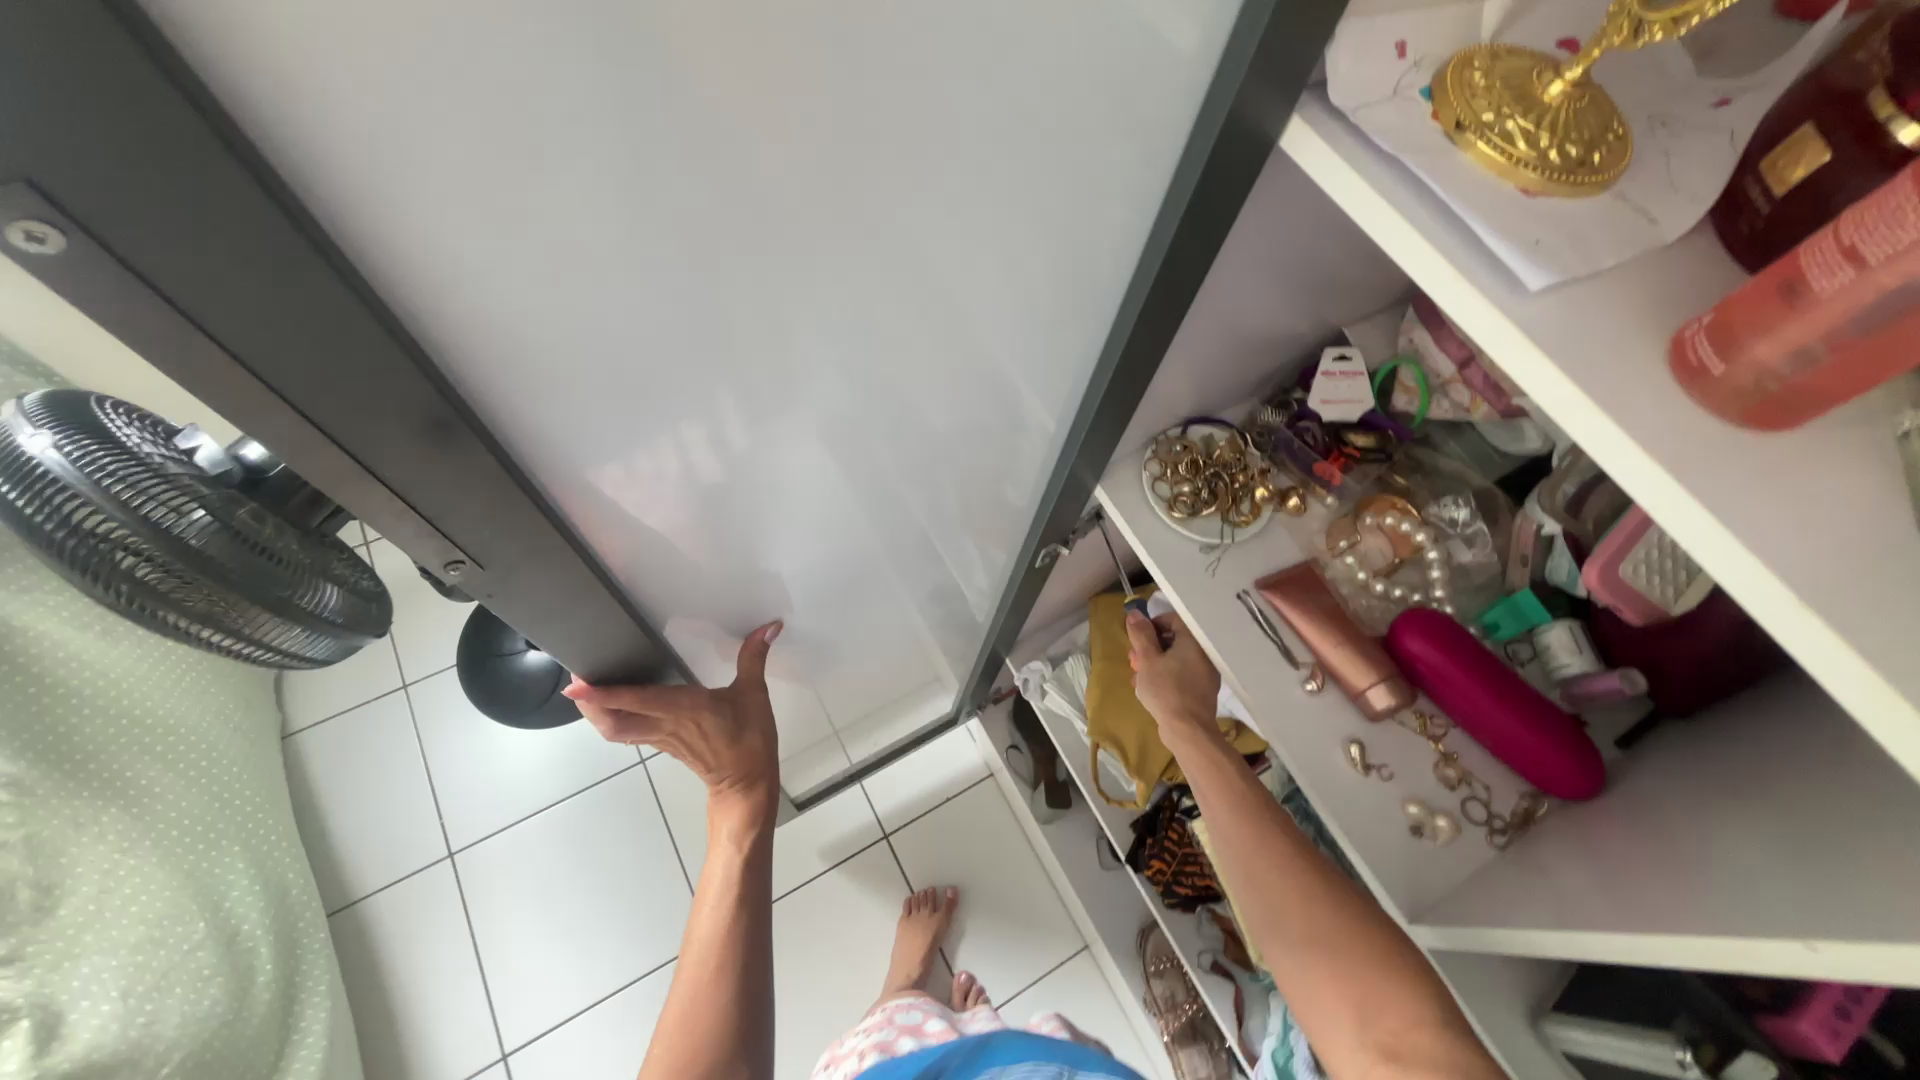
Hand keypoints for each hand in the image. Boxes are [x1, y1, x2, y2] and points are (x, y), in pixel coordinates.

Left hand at [564, 620, 783, 816]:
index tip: (574, 682)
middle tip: (575, 680)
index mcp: (683, 708)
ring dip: (596, 714)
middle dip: (588, 705)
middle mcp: (664, 724)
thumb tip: (769, 626)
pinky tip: (613, 708)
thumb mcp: (755, 694)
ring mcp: (661, 737)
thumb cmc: (749, 740)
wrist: (746, 784)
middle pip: (611, 721)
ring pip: (615, 730)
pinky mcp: (664, 745)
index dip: (601, 693)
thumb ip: (755, 657)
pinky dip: (614, 720)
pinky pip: (629, 733)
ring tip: (586, 692)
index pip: (634, 699)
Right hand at [1125, 611, 1220, 744]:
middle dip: (1150, 648)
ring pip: (1176, 659)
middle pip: (1174, 640)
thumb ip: (1141, 634)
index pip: (1172, 619)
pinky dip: (1166, 676)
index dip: (1151, 625)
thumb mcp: (1147, 659)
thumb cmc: (1165, 689)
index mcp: (1193, 641)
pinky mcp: (1202, 691)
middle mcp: (1203, 653)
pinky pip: (1181, 675)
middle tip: (1134, 660)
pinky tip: (1150, 690)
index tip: (1136, 640)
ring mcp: (1205, 673)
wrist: (1188, 730)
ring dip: (1155, 663)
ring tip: (1138, 677)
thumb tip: (1135, 613)